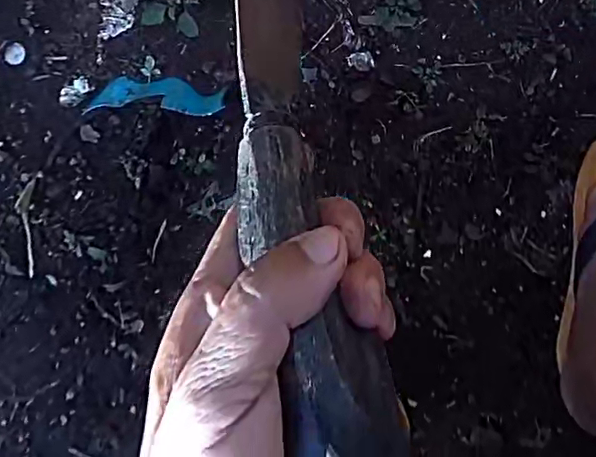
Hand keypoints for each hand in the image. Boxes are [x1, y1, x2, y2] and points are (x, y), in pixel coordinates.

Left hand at [143, 200, 396, 455]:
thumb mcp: (215, 383)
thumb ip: (262, 301)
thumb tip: (322, 239)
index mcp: (215, 311)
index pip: (254, 223)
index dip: (295, 207)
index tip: (332, 220)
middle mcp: (258, 326)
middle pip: (310, 249)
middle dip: (347, 251)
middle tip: (357, 285)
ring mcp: (298, 357)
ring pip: (342, 288)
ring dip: (368, 290)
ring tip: (373, 321)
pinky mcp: (333, 388)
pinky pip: (364, 339)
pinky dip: (380, 332)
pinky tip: (379, 350)